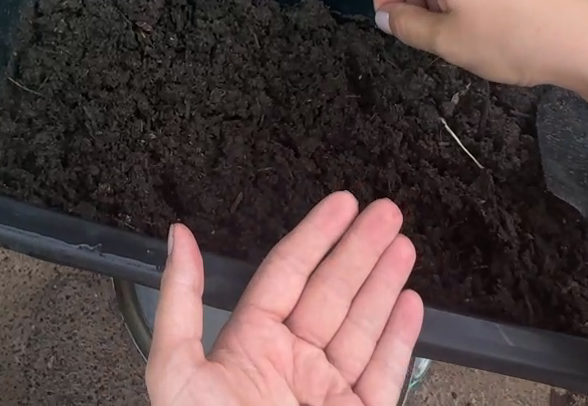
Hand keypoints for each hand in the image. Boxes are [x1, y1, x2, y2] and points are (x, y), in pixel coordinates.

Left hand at [147, 192, 423, 405]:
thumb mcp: (177, 375)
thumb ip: (179, 302)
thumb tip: (177, 233)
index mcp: (249, 345)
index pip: (288, 274)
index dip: (316, 235)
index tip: (343, 202)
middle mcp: (290, 365)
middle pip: (332, 292)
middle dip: (360, 250)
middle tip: (388, 210)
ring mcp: (327, 398)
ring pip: (362, 327)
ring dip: (384, 284)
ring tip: (404, 244)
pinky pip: (384, 377)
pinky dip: (401, 341)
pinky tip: (410, 304)